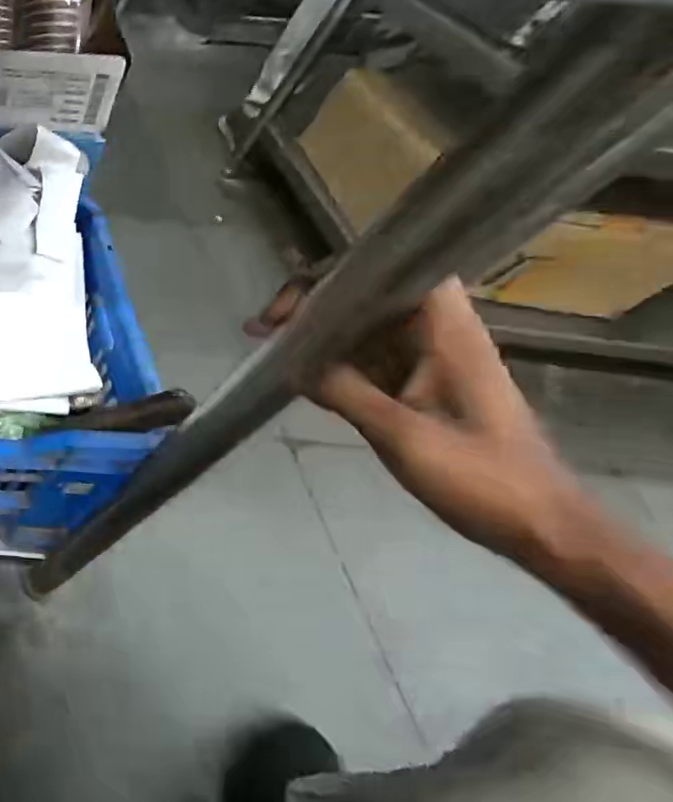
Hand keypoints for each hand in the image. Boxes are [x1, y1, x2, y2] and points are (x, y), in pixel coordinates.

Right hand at [254, 275, 597, 566]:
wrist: (540, 529)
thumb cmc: (482, 478)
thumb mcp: (404, 435)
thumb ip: (345, 391)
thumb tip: (291, 364)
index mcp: (449, 339)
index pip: (405, 275)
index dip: (351, 272)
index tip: (302, 297)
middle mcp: (438, 341)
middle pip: (371, 298)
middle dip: (314, 302)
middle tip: (265, 325)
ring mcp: (426, 366)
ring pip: (361, 328)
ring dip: (312, 330)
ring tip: (262, 339)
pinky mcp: (413, 390)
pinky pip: (361, 359)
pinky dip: (324, 358)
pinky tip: (289, 369)